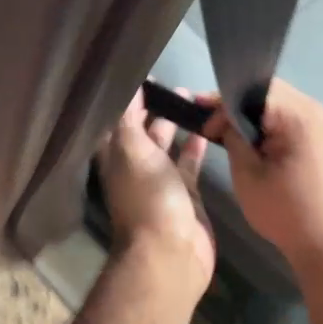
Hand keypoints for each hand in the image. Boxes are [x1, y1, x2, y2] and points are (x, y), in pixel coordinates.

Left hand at [98, 86, 214, 298]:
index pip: (118, 117)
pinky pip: (188, 162)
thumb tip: (129, 86)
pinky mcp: (185, 192)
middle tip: (174, 82)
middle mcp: (134, 165)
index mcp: (115, 155)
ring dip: (176, 123)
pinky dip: (195, 145)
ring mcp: (160, 180)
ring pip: (166, 144)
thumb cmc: (148, 197)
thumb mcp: (131, 150)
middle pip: (142, 128)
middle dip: (154, 106)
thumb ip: (129, 118)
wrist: (171, 253)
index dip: (129, 96)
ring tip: (192, 97)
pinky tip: (207, 127)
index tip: (146, 71)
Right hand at [204, 79, 322, 275]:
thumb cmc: (285, 210)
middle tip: (207, 120)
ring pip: (274, 102)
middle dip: (233, 104)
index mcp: (296, 115)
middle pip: (264, 91)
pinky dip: (263, 122)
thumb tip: (223, 120)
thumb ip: (233, 137)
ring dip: (248, 113)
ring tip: (222, 129)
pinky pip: (284, 116)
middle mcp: (311, 109)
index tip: (199, 120)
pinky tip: (246, 138)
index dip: (220, 103)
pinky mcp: (316, 136)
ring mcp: (317, 122)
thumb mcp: (247, 173)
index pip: (250, 91)